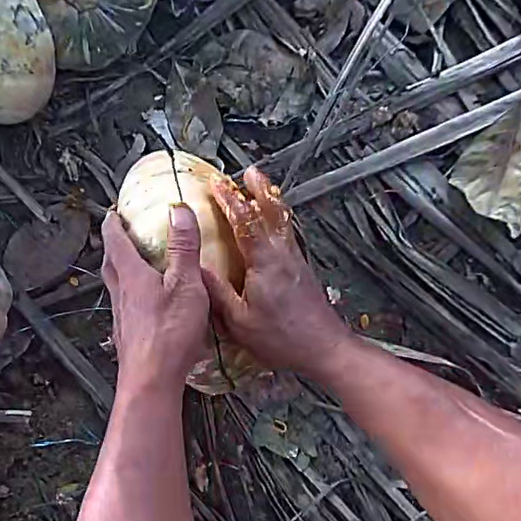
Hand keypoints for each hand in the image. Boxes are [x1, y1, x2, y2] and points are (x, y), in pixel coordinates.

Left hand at [101, 205, 209, 391]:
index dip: (114, 224)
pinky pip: (127, 310)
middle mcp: (122, 296)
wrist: (151, 381)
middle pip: (111, 264)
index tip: (114, 213)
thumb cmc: (168, 336)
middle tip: (119, 235)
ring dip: (121, 273)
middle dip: (114, 246)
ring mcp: (123, 319)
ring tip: (134, 268)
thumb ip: (184, 249)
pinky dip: (132, 299)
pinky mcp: (130, 338)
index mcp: (132, 277)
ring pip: (116, 288)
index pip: (115, 241)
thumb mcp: (186, 285)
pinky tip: (145, 307)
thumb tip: (180, 211)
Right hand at [202, 166, 353, 376]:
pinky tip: (272, 228)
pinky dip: (277, 221)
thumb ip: (218, 292)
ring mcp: (295, 261)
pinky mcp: (302, 271)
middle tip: (248, 172)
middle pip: (272, 211)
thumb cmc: (283, 339)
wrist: (324, 348)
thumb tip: (197, 269)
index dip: (229, 200)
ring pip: (282, 222)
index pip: (245, 221)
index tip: (216, 184)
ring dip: (270, 202)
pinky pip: (286, 236)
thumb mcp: (239, 321)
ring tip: (260, 190)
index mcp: (265, 263)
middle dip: (258, 189)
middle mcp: (283, 256)